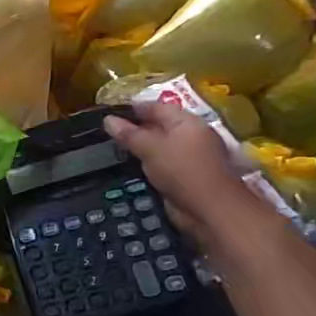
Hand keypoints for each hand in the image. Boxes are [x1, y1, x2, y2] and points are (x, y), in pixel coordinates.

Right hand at [104, 102, 262, 244]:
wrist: (208, 208)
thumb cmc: (181, 170)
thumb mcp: (150, 148)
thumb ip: (129, 134)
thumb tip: (107, 119)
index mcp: (185, 120)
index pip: (155, 107)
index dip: (132, 108)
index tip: (109, 112)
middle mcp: (189, 135)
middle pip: (158, 127)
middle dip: (135, 129)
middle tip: (108, 133)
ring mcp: (189, 157)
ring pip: (159, 148)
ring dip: (140, 150)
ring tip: (114, 151)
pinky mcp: (186, 177)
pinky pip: (161, 166)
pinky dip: (147, 166)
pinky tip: (131, 169)